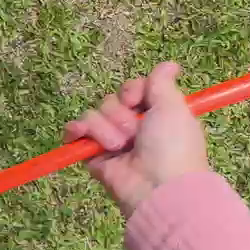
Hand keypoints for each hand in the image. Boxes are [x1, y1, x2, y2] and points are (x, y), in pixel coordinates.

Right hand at [63, 62, 208, 216]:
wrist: (156, 185)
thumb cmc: (172, 146)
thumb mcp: (174, 109)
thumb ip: (163, 85)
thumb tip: (170, 64)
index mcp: (154, 113)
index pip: (131, 88)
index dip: (131, 91)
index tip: (137, 102)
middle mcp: (132, 124)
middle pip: (111, 100)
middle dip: (119, 114)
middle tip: (134, 133)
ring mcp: (110, 139)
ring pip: (93, 114)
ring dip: (105, 129)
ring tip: (119, 146)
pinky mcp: (91, 152)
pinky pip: (75, 131)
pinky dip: (76, 131)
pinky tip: (81, 135)